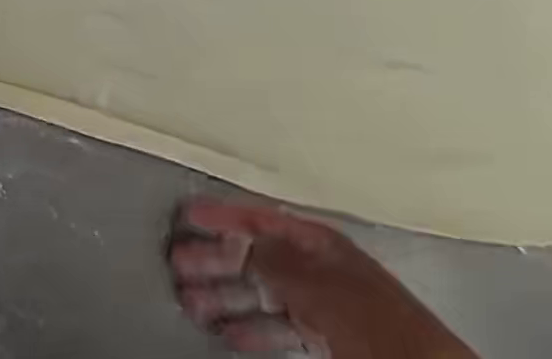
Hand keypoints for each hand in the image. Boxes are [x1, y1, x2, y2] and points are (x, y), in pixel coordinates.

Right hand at [169, 197, 476, 358]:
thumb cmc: (374, 321)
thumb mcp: (318, 284)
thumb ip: (275, 261)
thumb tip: (238, 241)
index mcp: (317, 241)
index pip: (260, 217)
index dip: (223, 215)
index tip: (187, 214)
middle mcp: (316, 265)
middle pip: (256, 255)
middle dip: (215, 260)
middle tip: (177, 263)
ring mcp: (321, 302)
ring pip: (262, 292)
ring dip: (225, 296)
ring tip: (190, 301)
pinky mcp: (325, 337)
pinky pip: (278, 325)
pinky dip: (251, 327)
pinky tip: (228, 333)